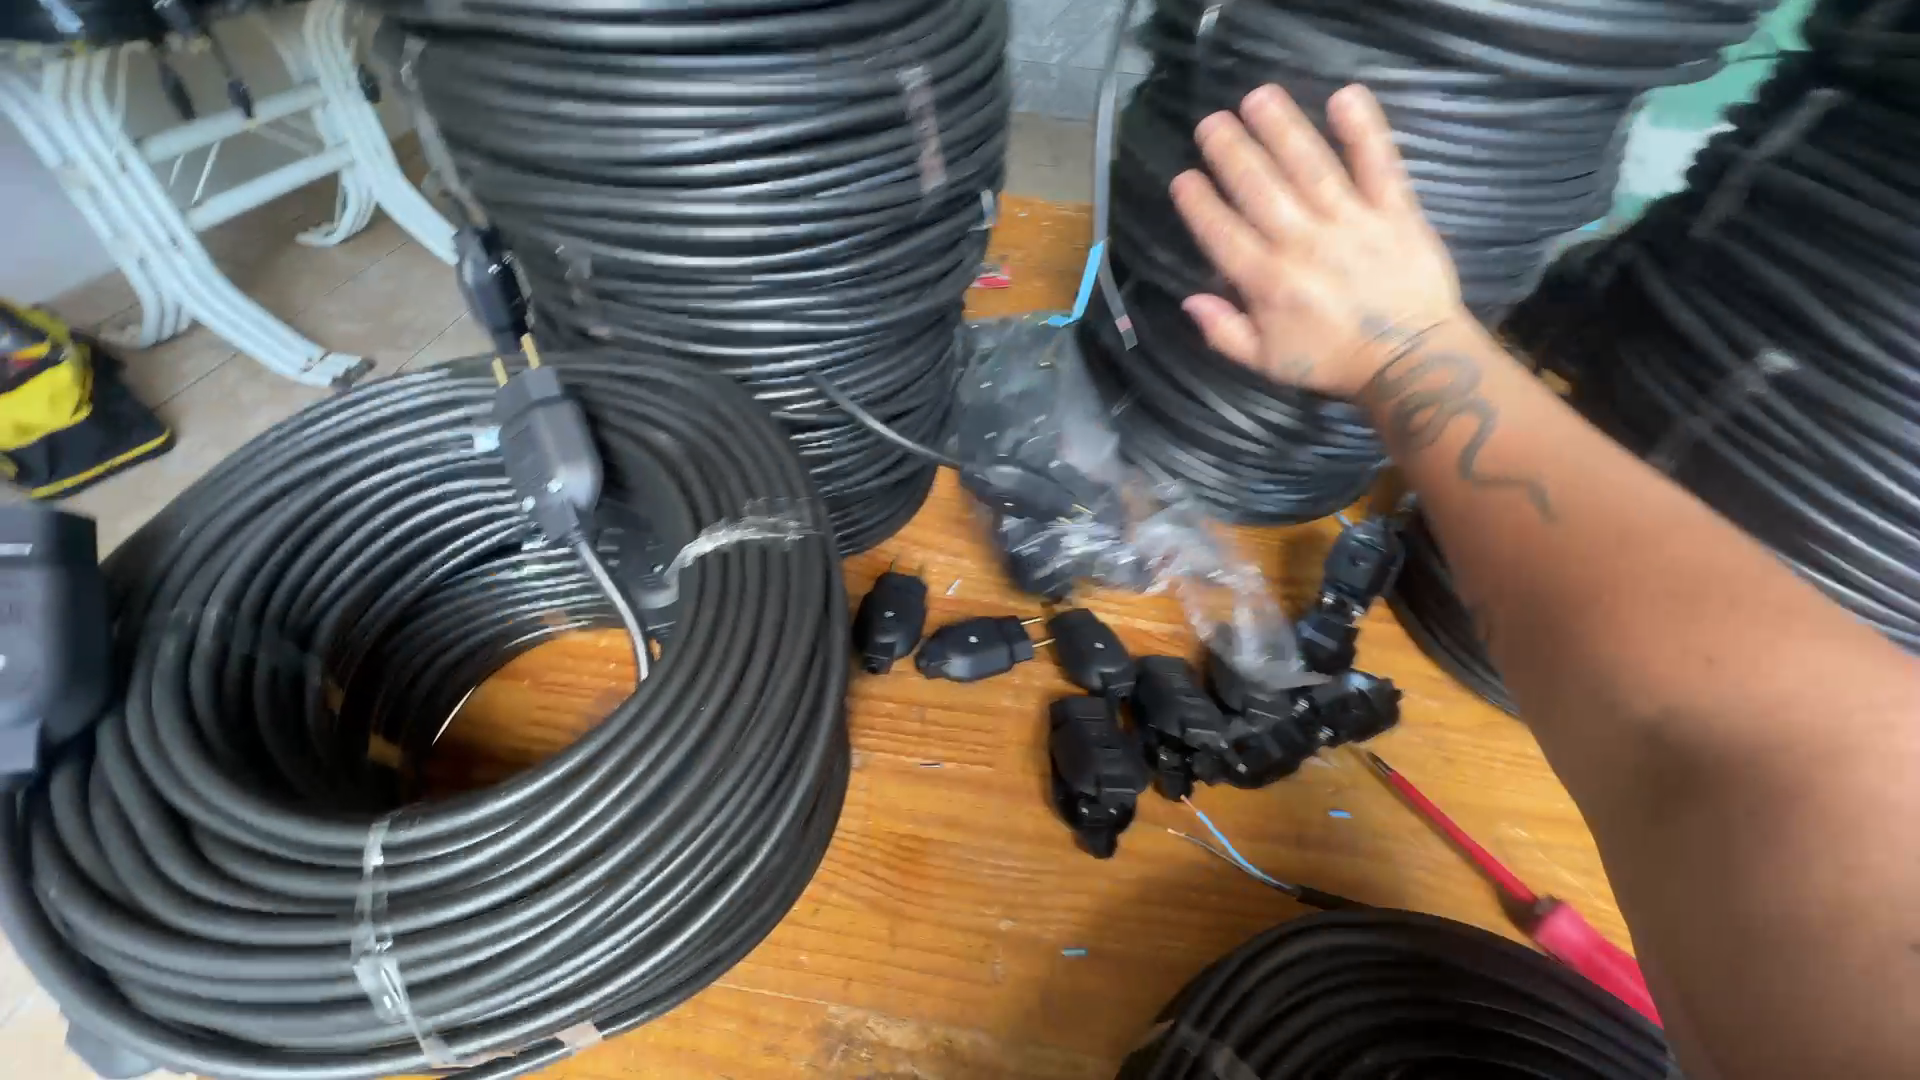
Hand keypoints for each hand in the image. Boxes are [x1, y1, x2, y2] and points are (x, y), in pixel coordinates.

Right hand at [1169, 83, 1464, 397]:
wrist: (1410, 360)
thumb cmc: (1331, 361)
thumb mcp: (1265, 362)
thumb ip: (1224, 332)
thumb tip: (1190, 301)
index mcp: (1268, 283)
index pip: (1223, 234)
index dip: (1200, 204)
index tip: (1183, 178)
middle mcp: (1303, 244)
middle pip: (1259, 189)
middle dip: (1232, 152)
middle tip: (1210, 123)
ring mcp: (1351, 223)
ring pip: (1309, 167)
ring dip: (1281, 129)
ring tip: (1258, 97)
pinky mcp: (1394, 211)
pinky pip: (1377, 164)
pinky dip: (1363, 129)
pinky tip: (1344, 98)